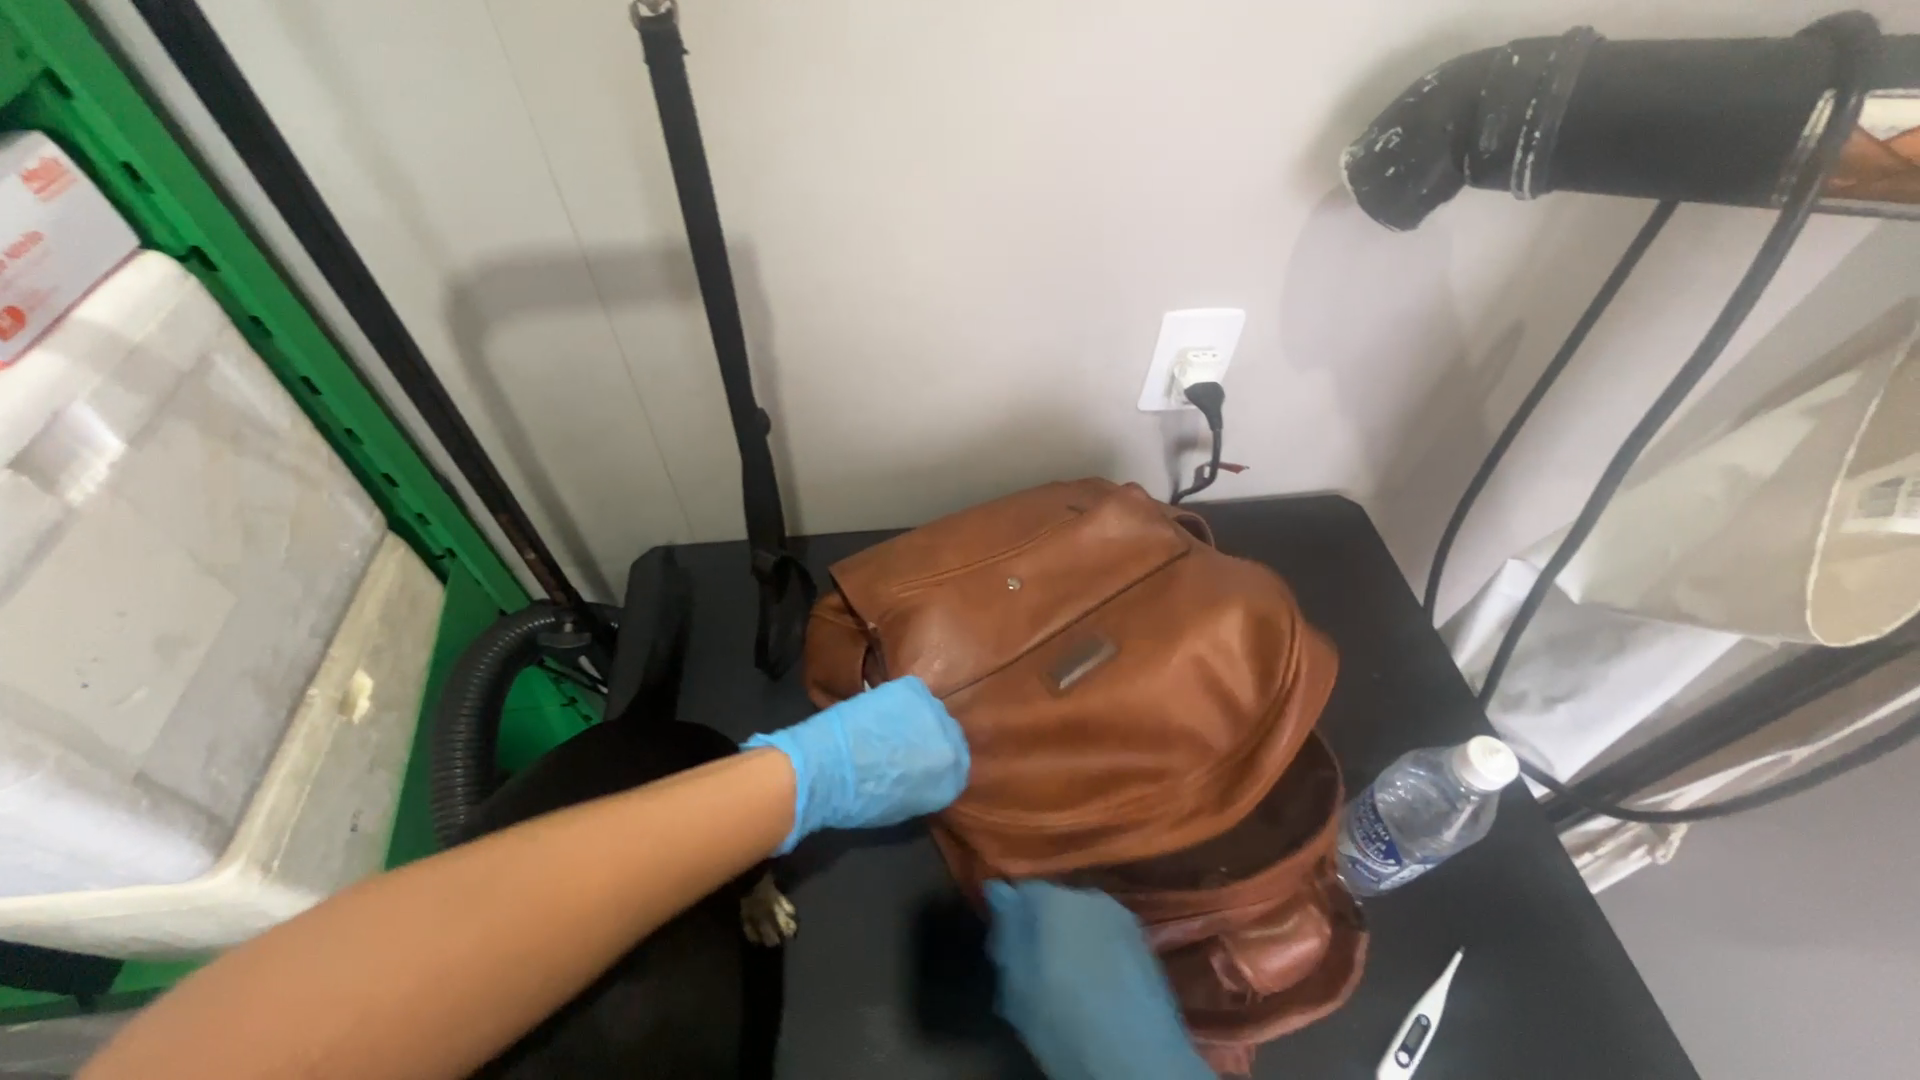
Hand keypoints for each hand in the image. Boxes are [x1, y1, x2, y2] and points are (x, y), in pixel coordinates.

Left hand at [745, 676, 969, 853]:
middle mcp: (952, 745)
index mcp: (951, 781)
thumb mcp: (903, 806)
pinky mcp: (914, 689)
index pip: (958, 767)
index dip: (936, 761)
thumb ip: (924, 787)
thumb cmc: (858, 802)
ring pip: (931, 711)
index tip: (921, 760)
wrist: (826, 770)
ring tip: (890, 724)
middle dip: (929, 737)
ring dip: (916, 717)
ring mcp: (934, 713)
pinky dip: (899, 699)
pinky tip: (881, 708)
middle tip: (905, 741)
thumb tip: (922, 773)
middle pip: (949, 734)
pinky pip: (913, 692)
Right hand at [985, 881, 1212, 1079]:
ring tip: (1066, 984)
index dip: (1008, 923)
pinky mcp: (1146, 944)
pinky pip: (1107, 939)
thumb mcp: (1016, 983)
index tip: (1003, 956)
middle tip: (1032, 972)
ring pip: (1083, 922)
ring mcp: (1123, 918)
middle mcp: (1090, 896)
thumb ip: (1006, 930)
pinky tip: (1094, 990)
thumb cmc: (1062, 1020)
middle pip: (1054, 904)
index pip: (1020, 892)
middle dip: (1041, 930)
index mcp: (1053, 898)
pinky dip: (1097, 955)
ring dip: (1071, 942)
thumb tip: (998, 890)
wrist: (1139, 1060)